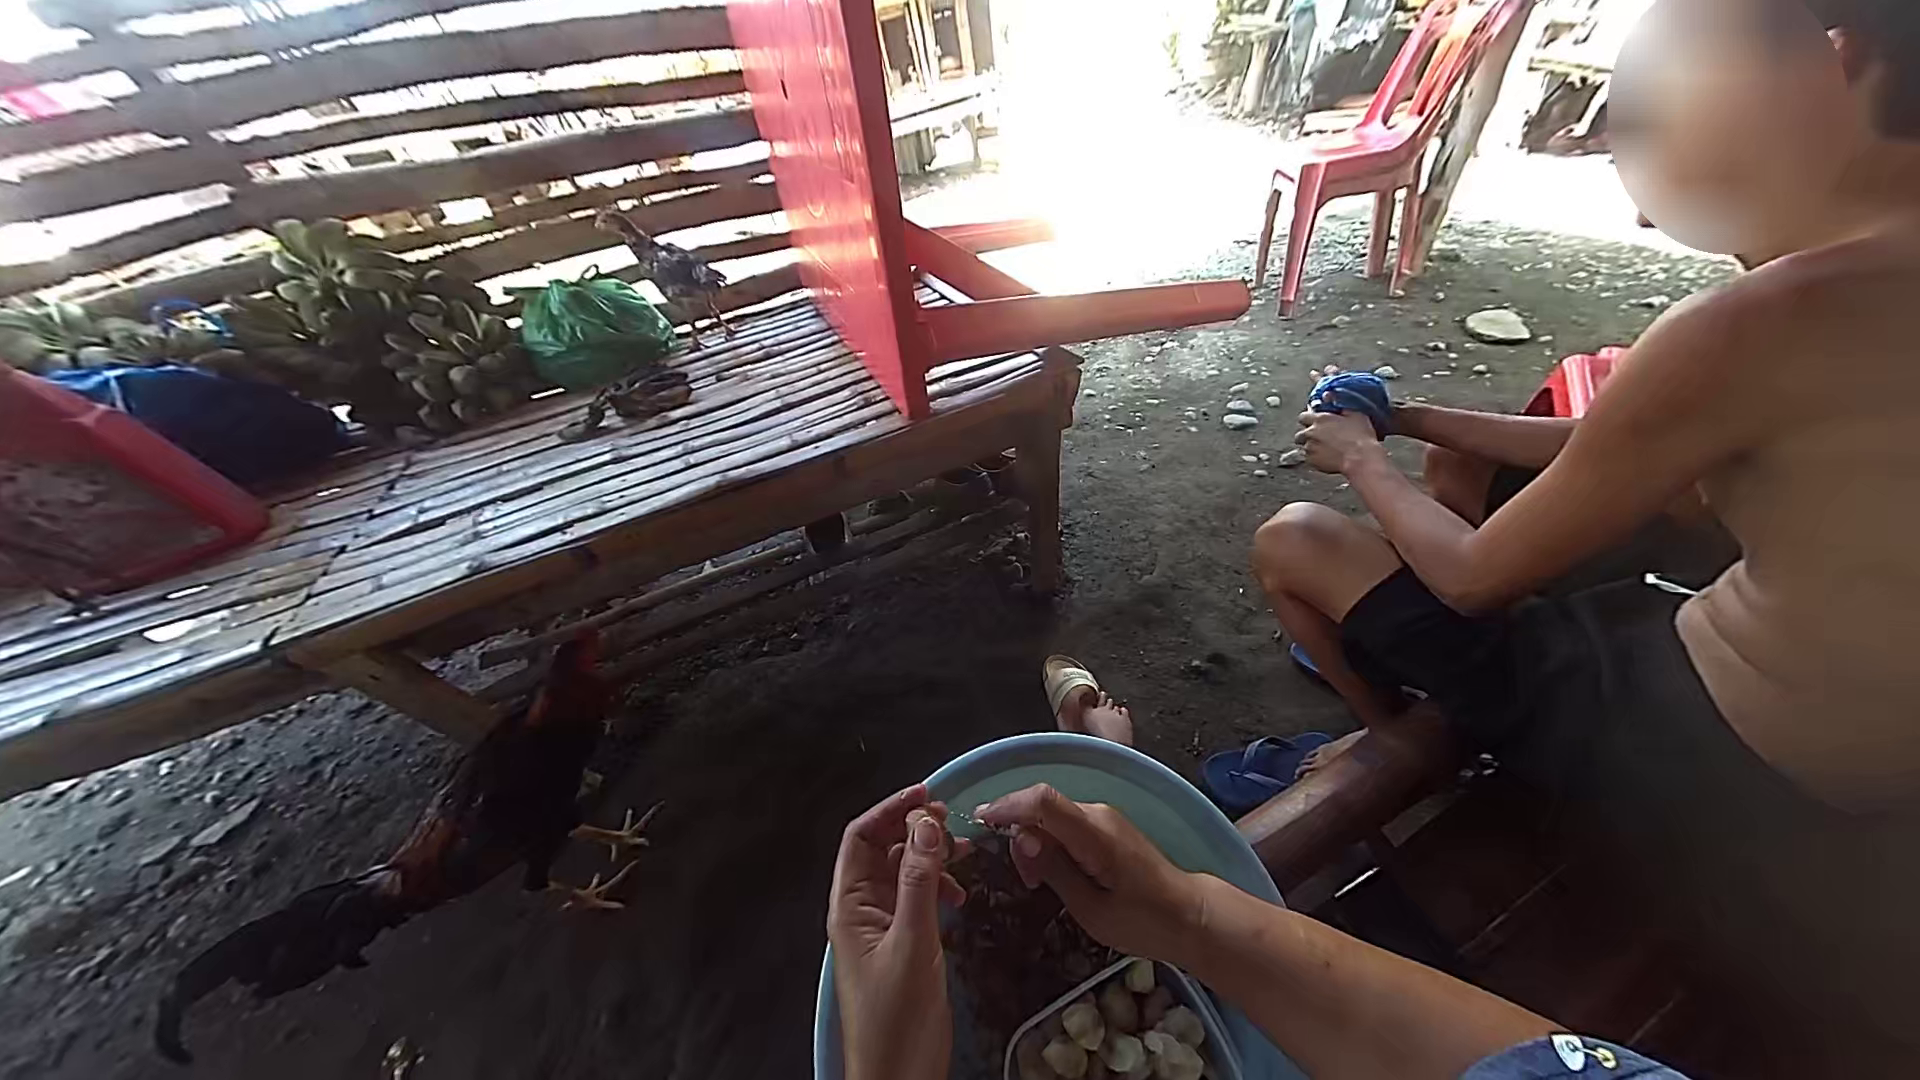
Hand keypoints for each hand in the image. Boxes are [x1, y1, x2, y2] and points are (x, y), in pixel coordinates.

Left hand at [829, 784, 966, 1079]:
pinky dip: (939, 885)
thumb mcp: (912, 943)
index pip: (861, 837)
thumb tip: (925, 821)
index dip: (889, 809)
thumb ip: (918, 880)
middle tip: (950, 820)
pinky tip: (959, 895)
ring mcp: (883, 924)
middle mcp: (863, 907)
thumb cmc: (897, 1019)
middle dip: (914, 828)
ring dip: (931, 854)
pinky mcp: (904, 940)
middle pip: (884, 848)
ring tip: (963, 852)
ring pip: (905, 869)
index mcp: (851, 904)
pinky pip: (918, 895)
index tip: (925, 793)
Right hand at [975, 784, 1208, 968]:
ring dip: (1034, 838)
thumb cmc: (1143, 922)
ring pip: (1051, 813)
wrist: (1189, 915)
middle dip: (1019, 832)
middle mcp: (1097, 813)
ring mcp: (1102, 815)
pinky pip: (1064, 821)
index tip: (981, 821)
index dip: (1008, 805)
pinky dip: (1049, 839)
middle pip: (1042, 805)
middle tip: (1023, 877)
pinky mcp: (1104, 823)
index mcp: (1094, 833)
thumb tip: (1021, 837)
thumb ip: (1054, 869)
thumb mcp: (1092, 910)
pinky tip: (1051, 869)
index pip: (1043, 801)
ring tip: (1037, 880)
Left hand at [1295, 409, 1385, 474]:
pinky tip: (1327, 457)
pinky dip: (1315, 457)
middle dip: (1307, 434)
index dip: (1308, 419)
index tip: (1313, 421)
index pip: (1303, 416)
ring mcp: (1309, 447)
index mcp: (1320, 419)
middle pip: (1300, 433)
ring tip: (1325, 448)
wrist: (1360, 459)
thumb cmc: (1360, 438)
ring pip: (1304, 446)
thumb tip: (1328, 395)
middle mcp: (1310, 433)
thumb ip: (1339, 403)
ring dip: (1311, 446)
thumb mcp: (1355, 414)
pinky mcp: (1311, 461)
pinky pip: (1308, 458)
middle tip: (1320, 437)